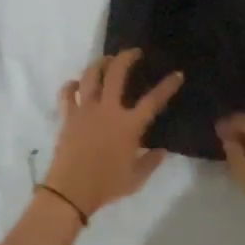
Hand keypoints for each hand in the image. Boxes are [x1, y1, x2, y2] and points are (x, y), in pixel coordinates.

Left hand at [43, 50, 183, 220]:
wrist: (70, 191)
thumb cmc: (106, 186)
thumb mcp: (136, 179)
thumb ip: (151, 162)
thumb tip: (162, 150)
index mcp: (129, 126)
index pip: (153, 100)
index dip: (167, 85)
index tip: (177, 74)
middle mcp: (108, 110)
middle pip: (117, 74)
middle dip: (127, 57)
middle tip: (135, 52)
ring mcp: (85, 110)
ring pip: (91, 76)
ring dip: (100, 63)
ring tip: (107, 60)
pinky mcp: (67, 116)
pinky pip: (67, 93)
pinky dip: (72, 85)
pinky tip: (77, 84)